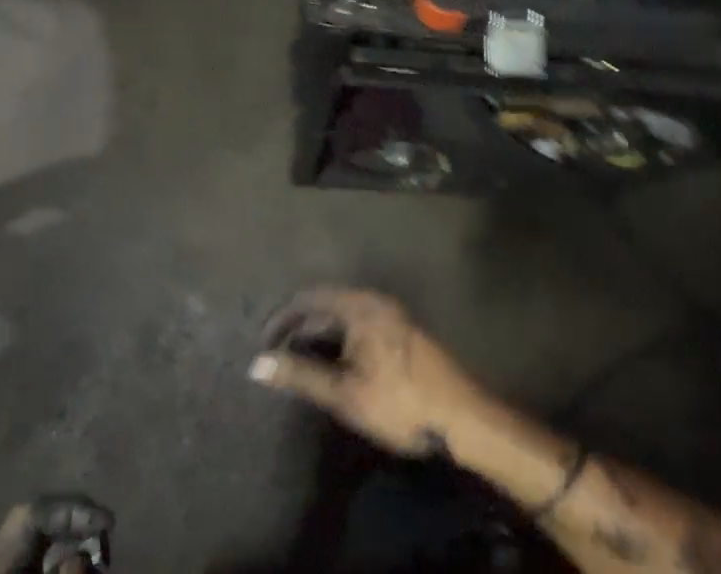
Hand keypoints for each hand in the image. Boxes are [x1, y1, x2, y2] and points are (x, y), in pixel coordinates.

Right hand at [249, 287, 490, 456]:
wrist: (464, 420)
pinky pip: (359, 328)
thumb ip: (300, 375)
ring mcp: (393, 317)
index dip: (281, 321)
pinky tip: (333, 368)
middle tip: (277, 357)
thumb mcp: (344, 393)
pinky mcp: (403, 334)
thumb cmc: (400, 403)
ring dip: (319, 338)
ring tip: (299, 365)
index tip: (263, 345)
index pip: (307, 300)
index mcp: (360, 307)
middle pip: (326, 307)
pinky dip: (339, 342)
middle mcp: (376, 303)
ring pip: (343, 319)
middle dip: (299, 330)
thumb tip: (256, 364)